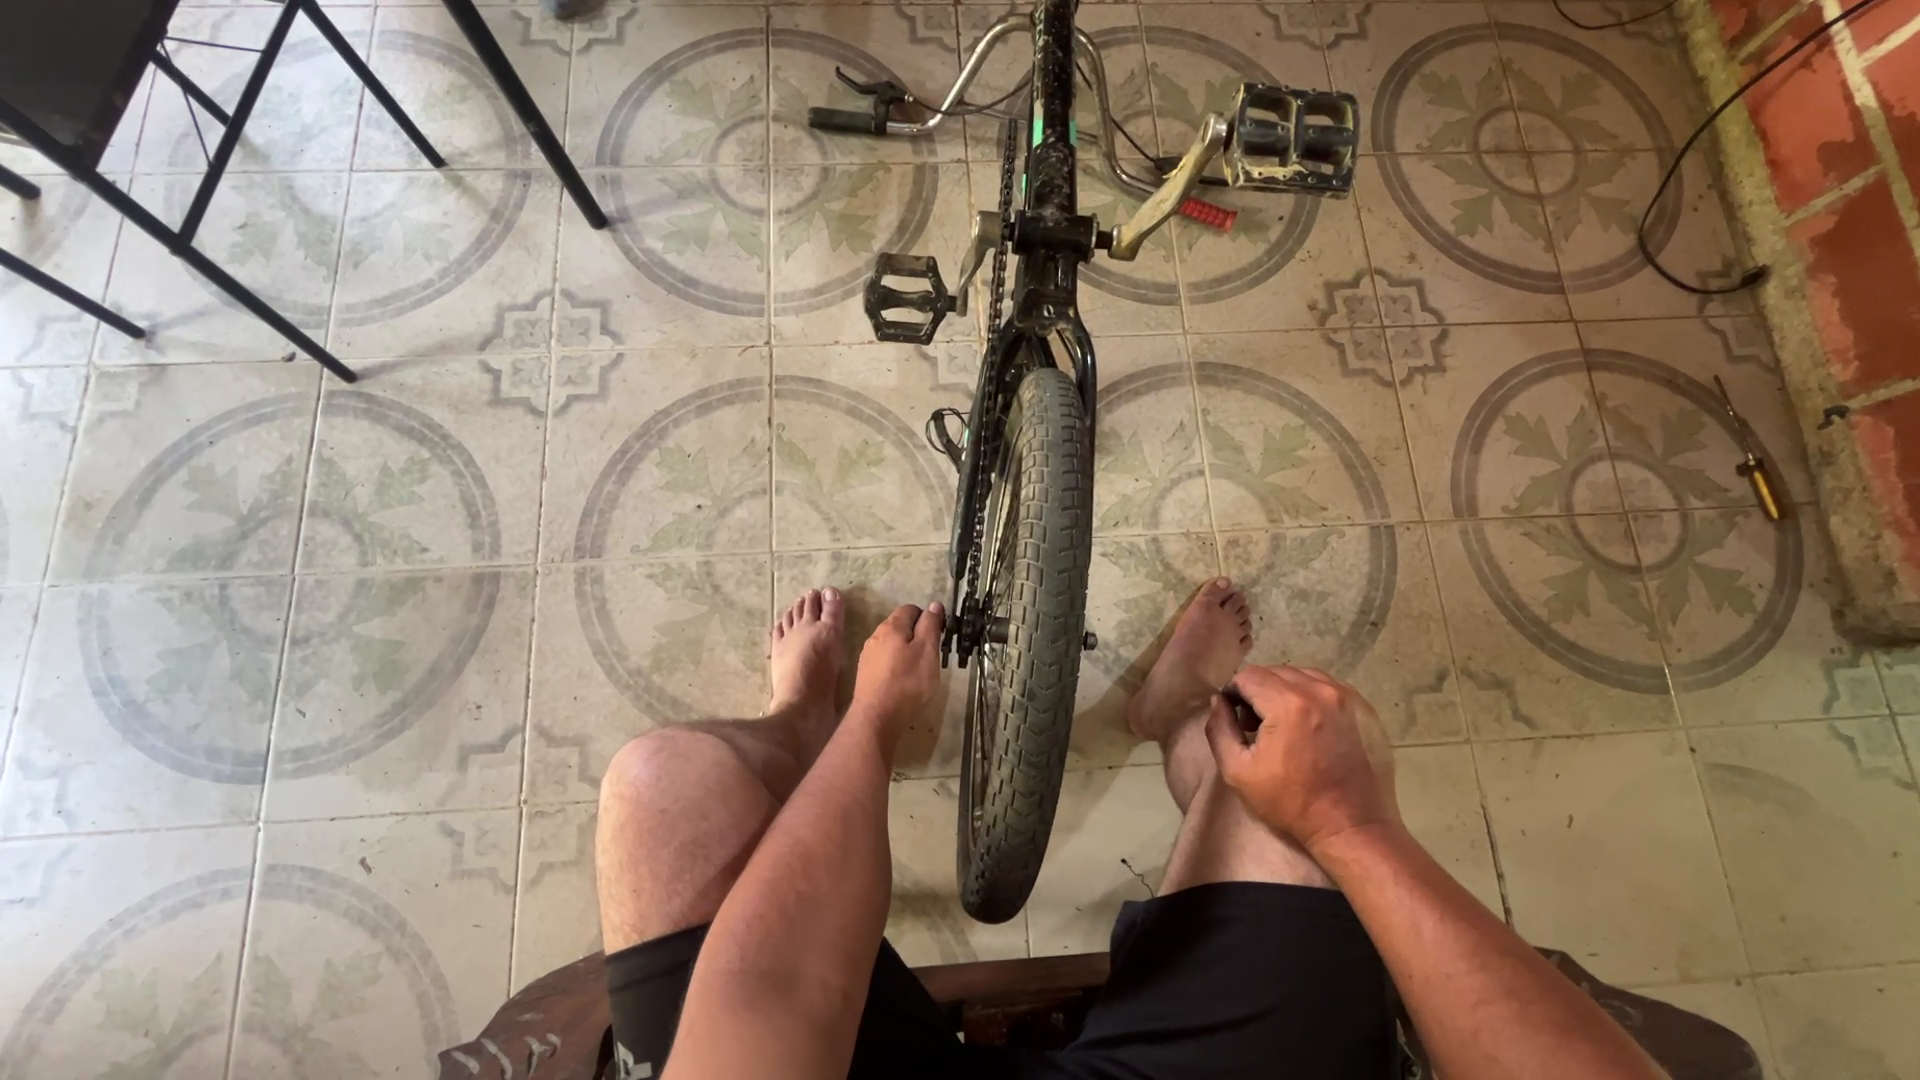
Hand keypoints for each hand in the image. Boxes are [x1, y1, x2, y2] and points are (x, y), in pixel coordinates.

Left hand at [850, 603, 945, 735]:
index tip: (938, 636)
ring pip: (892, 644)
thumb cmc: (907, 682)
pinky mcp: (865, 673)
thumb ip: (930, 626)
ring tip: (919, 669)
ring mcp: (868, 655)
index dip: (927, 618)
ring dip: (906, 650)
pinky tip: (903, 680)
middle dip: (917, 635)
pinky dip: (896, 664)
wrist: (877, 717)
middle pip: (900, 626)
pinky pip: (884, 660)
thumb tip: (933, 605)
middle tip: (931, 654)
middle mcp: (876, 636)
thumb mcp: (927, 651)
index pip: (911, 609)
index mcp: (892, 627)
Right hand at [1205, 665, 1398, 854]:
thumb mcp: (1238, 771)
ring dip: (1286, 692)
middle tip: (1257, 725)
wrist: (1352, 828)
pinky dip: (1312, 698)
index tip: (1236, 718)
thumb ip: (1219, 729)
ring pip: (1303, 675)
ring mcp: (1347, 698)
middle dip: (1259, 692)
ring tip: (1285, 725)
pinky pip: (1329, 688)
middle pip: (1275, 672)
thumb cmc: (1290, 803)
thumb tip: (1218, 701)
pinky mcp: (1365, 709)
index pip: (1248, 676)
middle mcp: (1320, 691)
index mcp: (1288, 704)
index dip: (1234, 693)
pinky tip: (1310, 726)